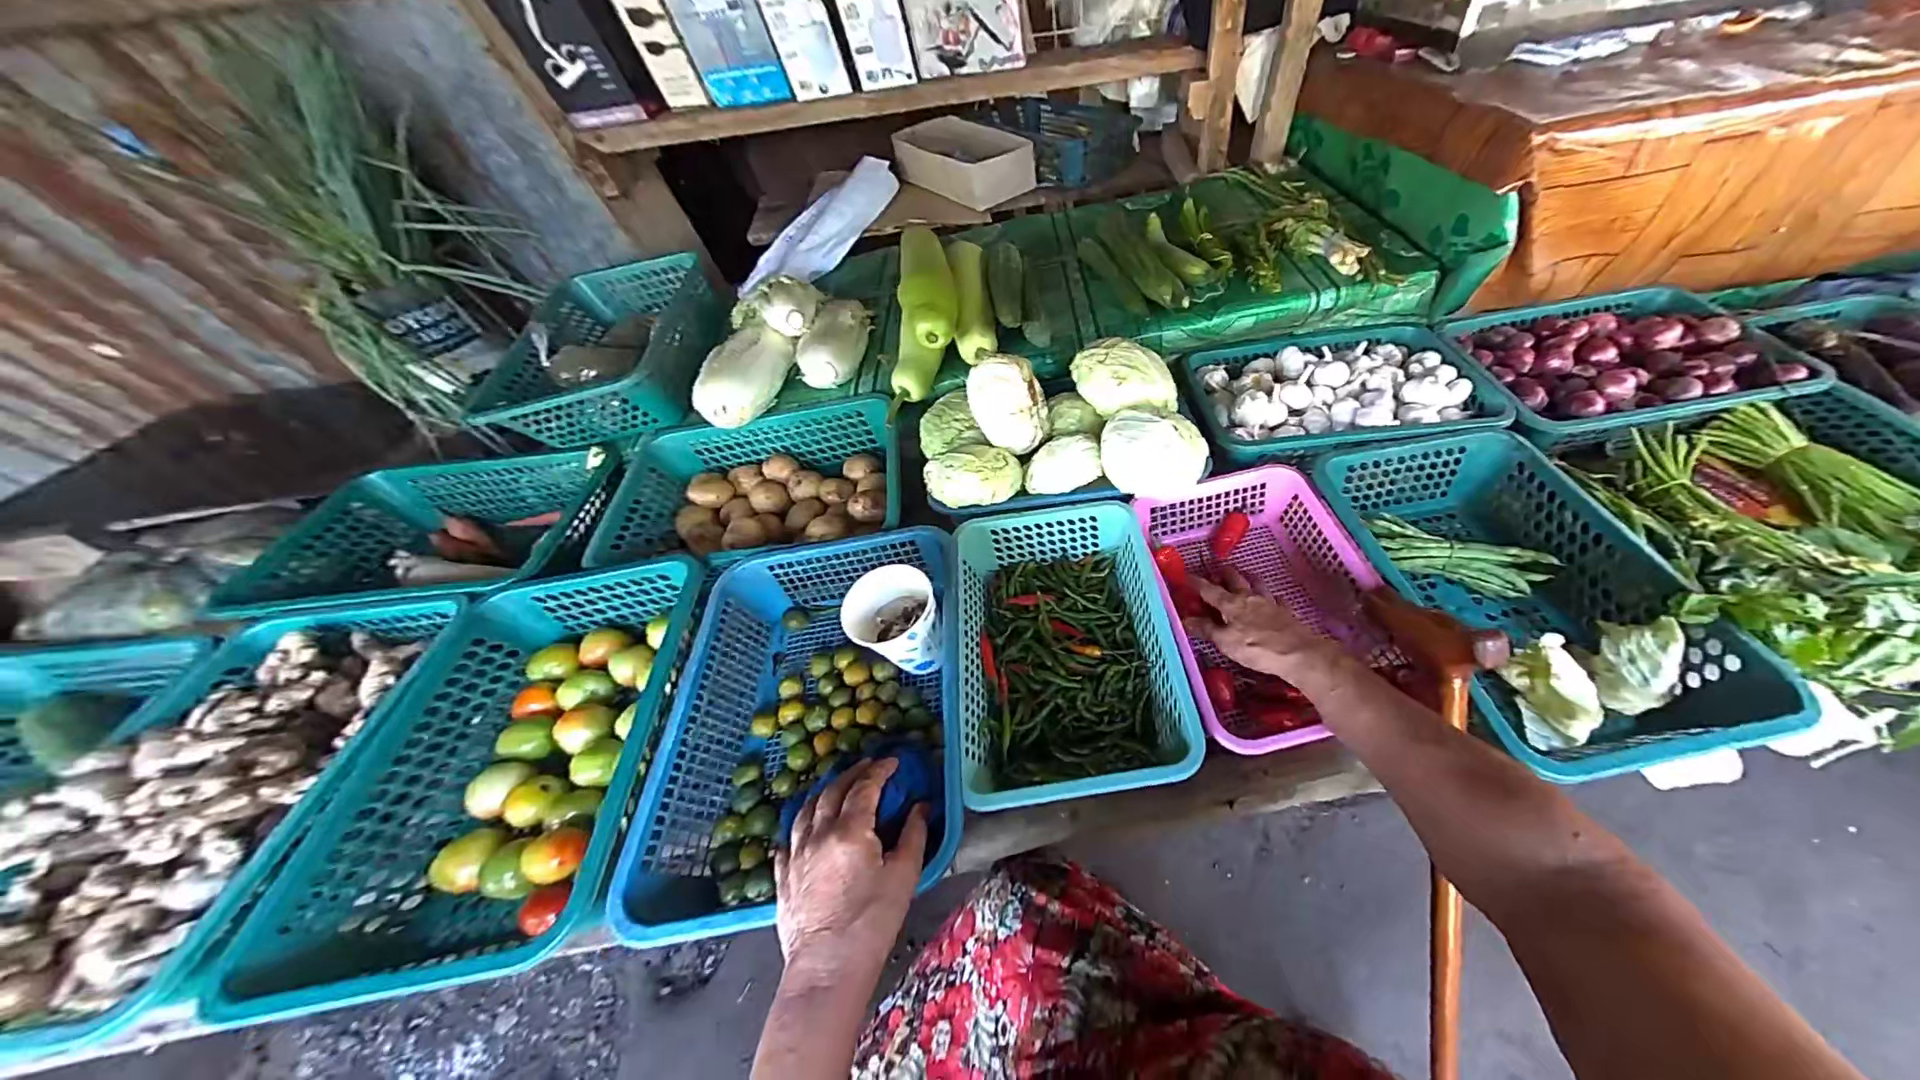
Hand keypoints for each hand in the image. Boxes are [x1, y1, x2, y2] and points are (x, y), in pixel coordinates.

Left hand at [774, 758, 927, 978]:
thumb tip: (921, 808)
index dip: (880, 770)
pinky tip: (806, 828)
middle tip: (868, 766)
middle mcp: (818, 834)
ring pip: (806, 809)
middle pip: (833, 791)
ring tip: (836, 786)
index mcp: (849, 830)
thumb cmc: (871, 923)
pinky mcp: (783, 877)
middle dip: (852, 773)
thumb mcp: (903, 876)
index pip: (865, 787)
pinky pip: (789, 839)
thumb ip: (913, 835)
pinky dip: (801, 824)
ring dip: (824, 792)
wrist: (827, 968)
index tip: (892, 762)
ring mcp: (796, 854)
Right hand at [1184, 567, 1335, 677]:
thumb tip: (1186, 619)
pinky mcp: (1286, 613)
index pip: (1209, 590)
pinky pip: (1277, 599)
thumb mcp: (1225, 642)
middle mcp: (1249, 598)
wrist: (1299, 654)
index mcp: (1231, 604)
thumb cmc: (1256, 648)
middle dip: (1224, 573)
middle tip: (1217, 569)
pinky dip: (1271, 597)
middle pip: (1235, 580)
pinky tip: (1272, 598)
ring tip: (1244, 574)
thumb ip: (1206, 629)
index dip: (1196, 582)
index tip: (1186, 575)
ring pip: (1257, 584)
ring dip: (1248, 578)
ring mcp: (1270, 604)